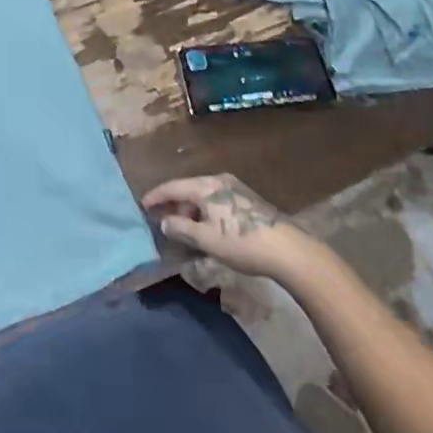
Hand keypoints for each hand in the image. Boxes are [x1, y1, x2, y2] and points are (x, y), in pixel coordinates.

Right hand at [142, 174, 310, 277]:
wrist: (290, 251)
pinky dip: (205, 213)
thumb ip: (181, 228)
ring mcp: (235, 189)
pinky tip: (207, 231)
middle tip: (164, 223)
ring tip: (186, 231)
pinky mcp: (247, 200)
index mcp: (205, 186)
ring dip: (191, 212)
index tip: (142, 206)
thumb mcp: (206, 240)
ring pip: (203, 197)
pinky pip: (216, 202)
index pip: (172, 187)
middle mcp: (218, 181)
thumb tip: (164, 222)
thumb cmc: (242, 242)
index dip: (155, 197)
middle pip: (188, 190)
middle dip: (174, 206)